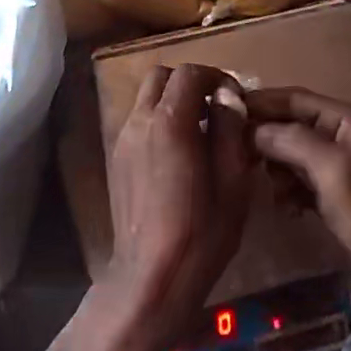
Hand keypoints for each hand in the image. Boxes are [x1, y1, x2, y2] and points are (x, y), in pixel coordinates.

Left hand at [93, 65, 254, 350]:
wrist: (151, 278)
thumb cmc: (201, 232)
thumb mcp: (233, 180)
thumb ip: (230, 129)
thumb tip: (228, 96)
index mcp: (169, 122)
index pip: (189, 73)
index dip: (216, 77)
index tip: (234, 98)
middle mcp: (140, 122)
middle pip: (161, 77)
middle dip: (190, 83)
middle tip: (216, 109)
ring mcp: (123, 140)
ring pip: (146, 98)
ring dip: (173, 101)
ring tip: (200, 132)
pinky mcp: (116, 159)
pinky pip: (139, 121)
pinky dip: (160, 120)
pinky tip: (179, 155)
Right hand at [247, 87, 350, 320]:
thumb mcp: (335, 172)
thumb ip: (293, 142)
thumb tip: (252, 127)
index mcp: (348, 120)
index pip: (294, 98)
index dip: (260, 102)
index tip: (222, 111)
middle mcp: (342, 135)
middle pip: (290, 124)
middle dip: (263, 137)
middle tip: (232, 155)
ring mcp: (338, 167)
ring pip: (290, 153)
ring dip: (273, 167)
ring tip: (264, 187)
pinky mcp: (333, 195)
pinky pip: (298, 180)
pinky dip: (286, 189)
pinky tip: (283, 207)